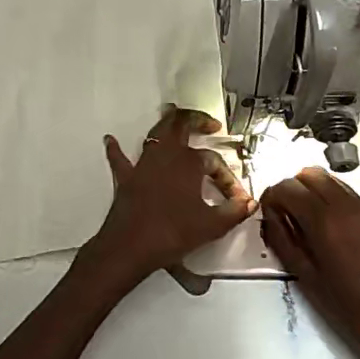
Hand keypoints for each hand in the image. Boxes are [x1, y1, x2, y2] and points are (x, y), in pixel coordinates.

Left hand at [85, 108, 255, 286]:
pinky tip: (110, 139)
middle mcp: (165, 155)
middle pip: (180, 125)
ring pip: (155, 134)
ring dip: (165, 123)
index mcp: (188, 163)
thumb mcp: (211, 226)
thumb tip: (249, 202)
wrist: (131, 245)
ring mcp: (143, 164)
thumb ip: (233, 212)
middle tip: (210, 124)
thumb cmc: (173, 233)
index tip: (235, 197)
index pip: (213, 161)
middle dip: (196, 120)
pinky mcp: (126, 177)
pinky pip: (119, 159)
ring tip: (172, 113)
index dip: (226, 176)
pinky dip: (116, 149)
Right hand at [260, 168, 359, 358]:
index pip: (287, 187)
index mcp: (327, 222)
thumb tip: (273, 222)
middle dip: (291, 188)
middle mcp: (350, 209)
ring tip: (304, 222)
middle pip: (310, 174)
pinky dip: (332, 201)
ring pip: (331, 180)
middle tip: (282, 211)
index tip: (268, 209)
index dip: (272, 196)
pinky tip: (328, 230)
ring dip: (312, 192)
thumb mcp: (309, 278)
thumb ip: (284, 242)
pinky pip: (349, 196)